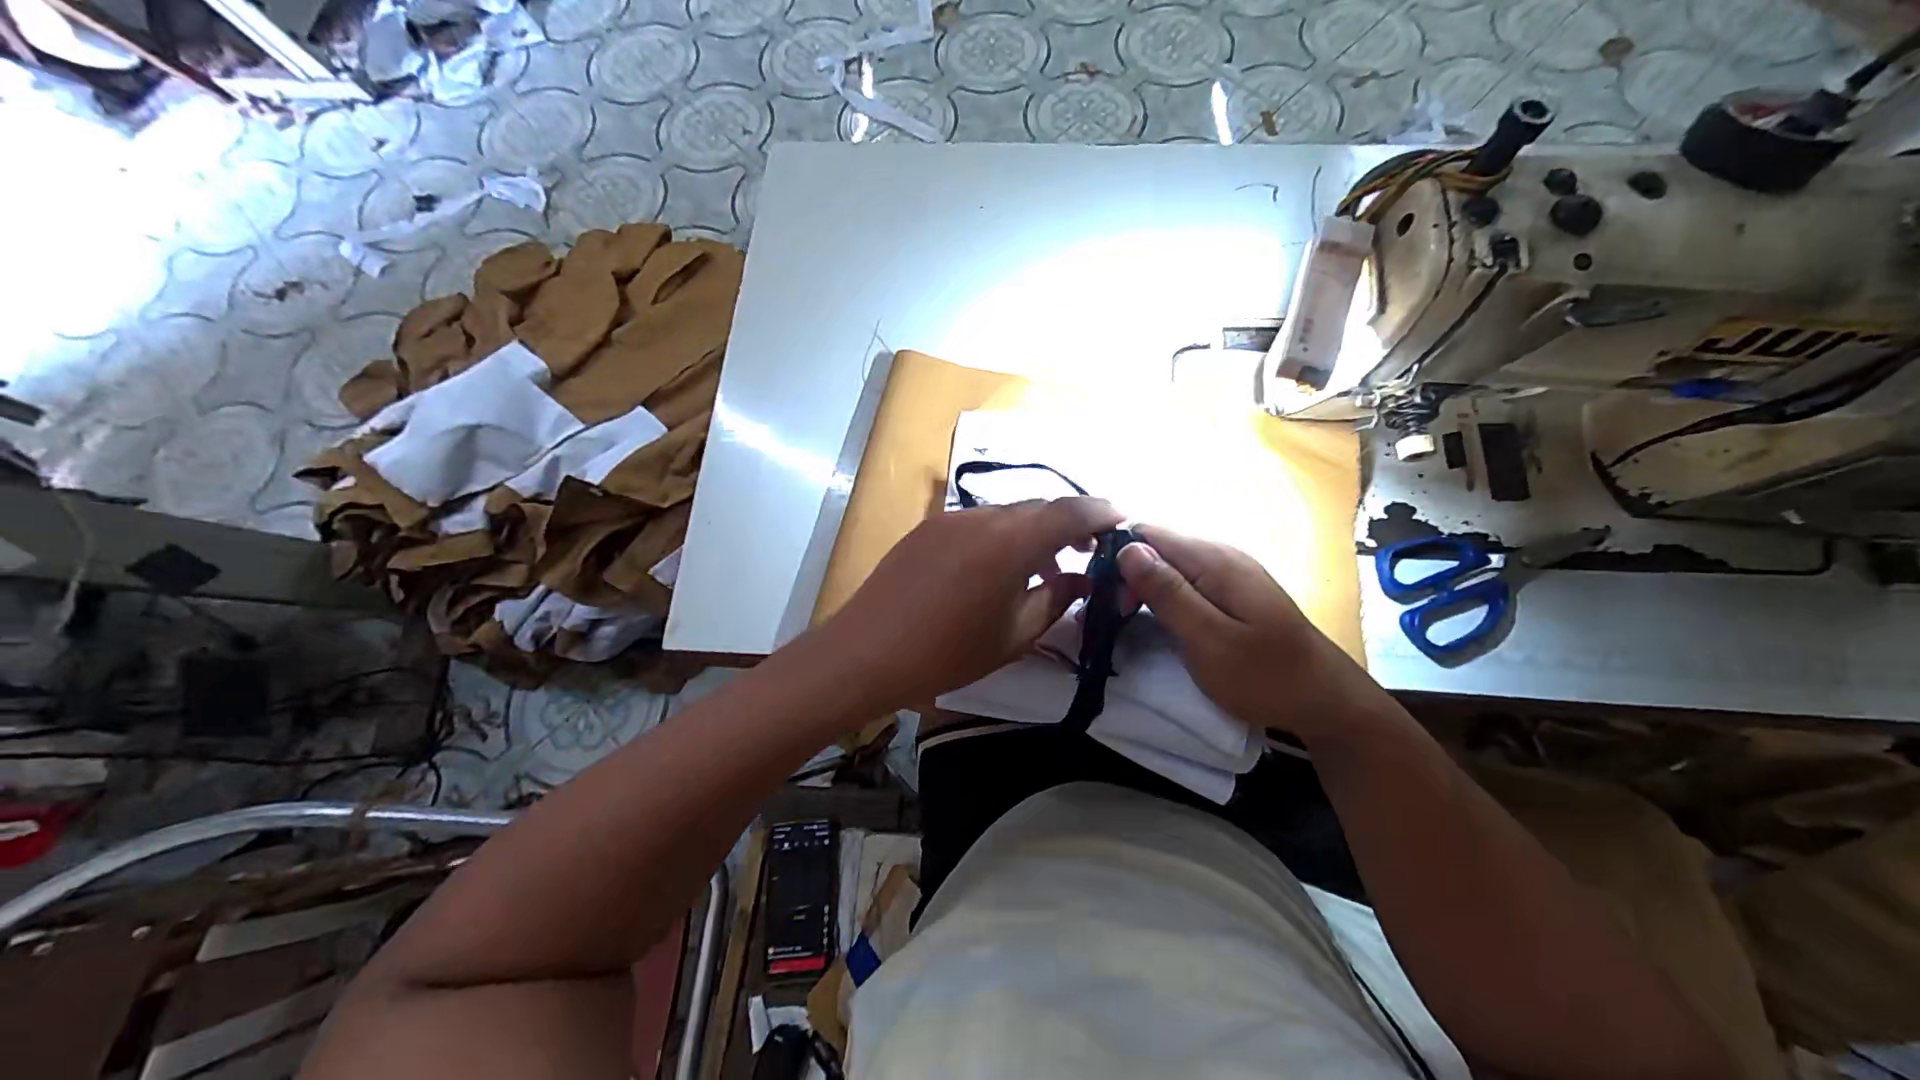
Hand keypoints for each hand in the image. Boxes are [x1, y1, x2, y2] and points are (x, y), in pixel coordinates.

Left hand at [815, 497, 1123, 709]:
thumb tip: (1082, 580)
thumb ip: (1054, 600)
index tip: (1121, 521)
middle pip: (1037, 508)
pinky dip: (1000, 537)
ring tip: (1042, 570)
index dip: (1100, 513)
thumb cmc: (946, 653)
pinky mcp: (926, 529)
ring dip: (1032, 533)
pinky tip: (997, 570)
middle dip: (1068, 524)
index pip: (1069, 512)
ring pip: (1006, 515)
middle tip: (1086, 552)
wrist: (865, 653)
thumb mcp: (1013, 635)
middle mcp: (981, 518)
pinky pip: (977, 523)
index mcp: (1009, 543)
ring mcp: (948, 519)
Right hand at [1116, 524, 1396, 742]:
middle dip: (1126, 576)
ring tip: (1122, 622)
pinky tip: (1155, 622)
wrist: (1326, 703)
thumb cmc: (1265, 676)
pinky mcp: (1231, 593)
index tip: (1104, 597)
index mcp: (1214, 560)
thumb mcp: (1208, 639)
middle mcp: (1221, 556)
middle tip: (1109, 619)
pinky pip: (1185, 582)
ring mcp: (1229, 573)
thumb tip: (1128, 548)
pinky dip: (1162, 598)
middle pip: (1156, 547)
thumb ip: (1168, 592)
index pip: (1147, 533)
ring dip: (1142, 589)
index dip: (1117, 558)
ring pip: (1168, 566)